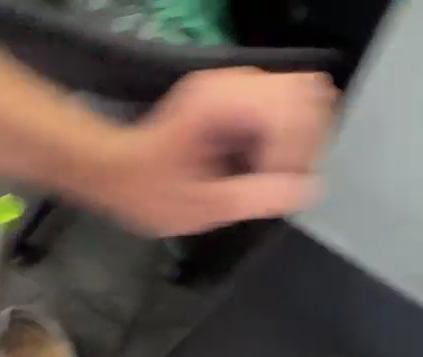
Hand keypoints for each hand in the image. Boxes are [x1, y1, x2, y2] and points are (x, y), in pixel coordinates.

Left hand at [75, 68, 335, 236]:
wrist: (116, 172)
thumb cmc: (147, 190)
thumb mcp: (202, 206)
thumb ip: (255, 198)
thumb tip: (306, 189)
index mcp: (221, 103)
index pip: (290, 109)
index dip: (293, 153)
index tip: (274, 185)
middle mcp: (233, 85)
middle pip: (306, 93)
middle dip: (304, 142)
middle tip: (281, 179)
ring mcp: (237, 88)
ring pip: (302, 95)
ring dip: (299, 140)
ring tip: (273, 174)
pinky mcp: (239, 100)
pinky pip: (286, 107)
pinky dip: (287, 138)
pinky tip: (264, 165)